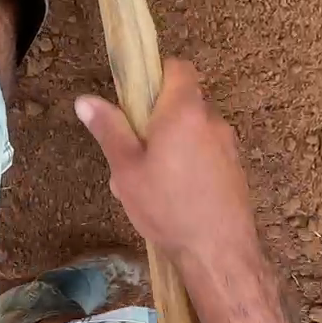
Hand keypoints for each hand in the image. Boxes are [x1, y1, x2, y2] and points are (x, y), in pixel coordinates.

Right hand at [74, 60, 258, 267]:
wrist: (220, 255)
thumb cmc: (167, 206)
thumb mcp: (126, 168)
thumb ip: (109, 129)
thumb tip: (85, 100)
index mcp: (184, 111)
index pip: (179, 67)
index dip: (157, 73)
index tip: (136, 96)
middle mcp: (211, 120)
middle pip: (183, 101)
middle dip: (158, 117)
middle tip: (134, 149)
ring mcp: (228, 146)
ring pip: (194, 130)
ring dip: (174, 142)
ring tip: (151, 179)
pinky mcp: (236, 170)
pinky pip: (207, 152)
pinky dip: (191, 161)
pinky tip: (174, 195)